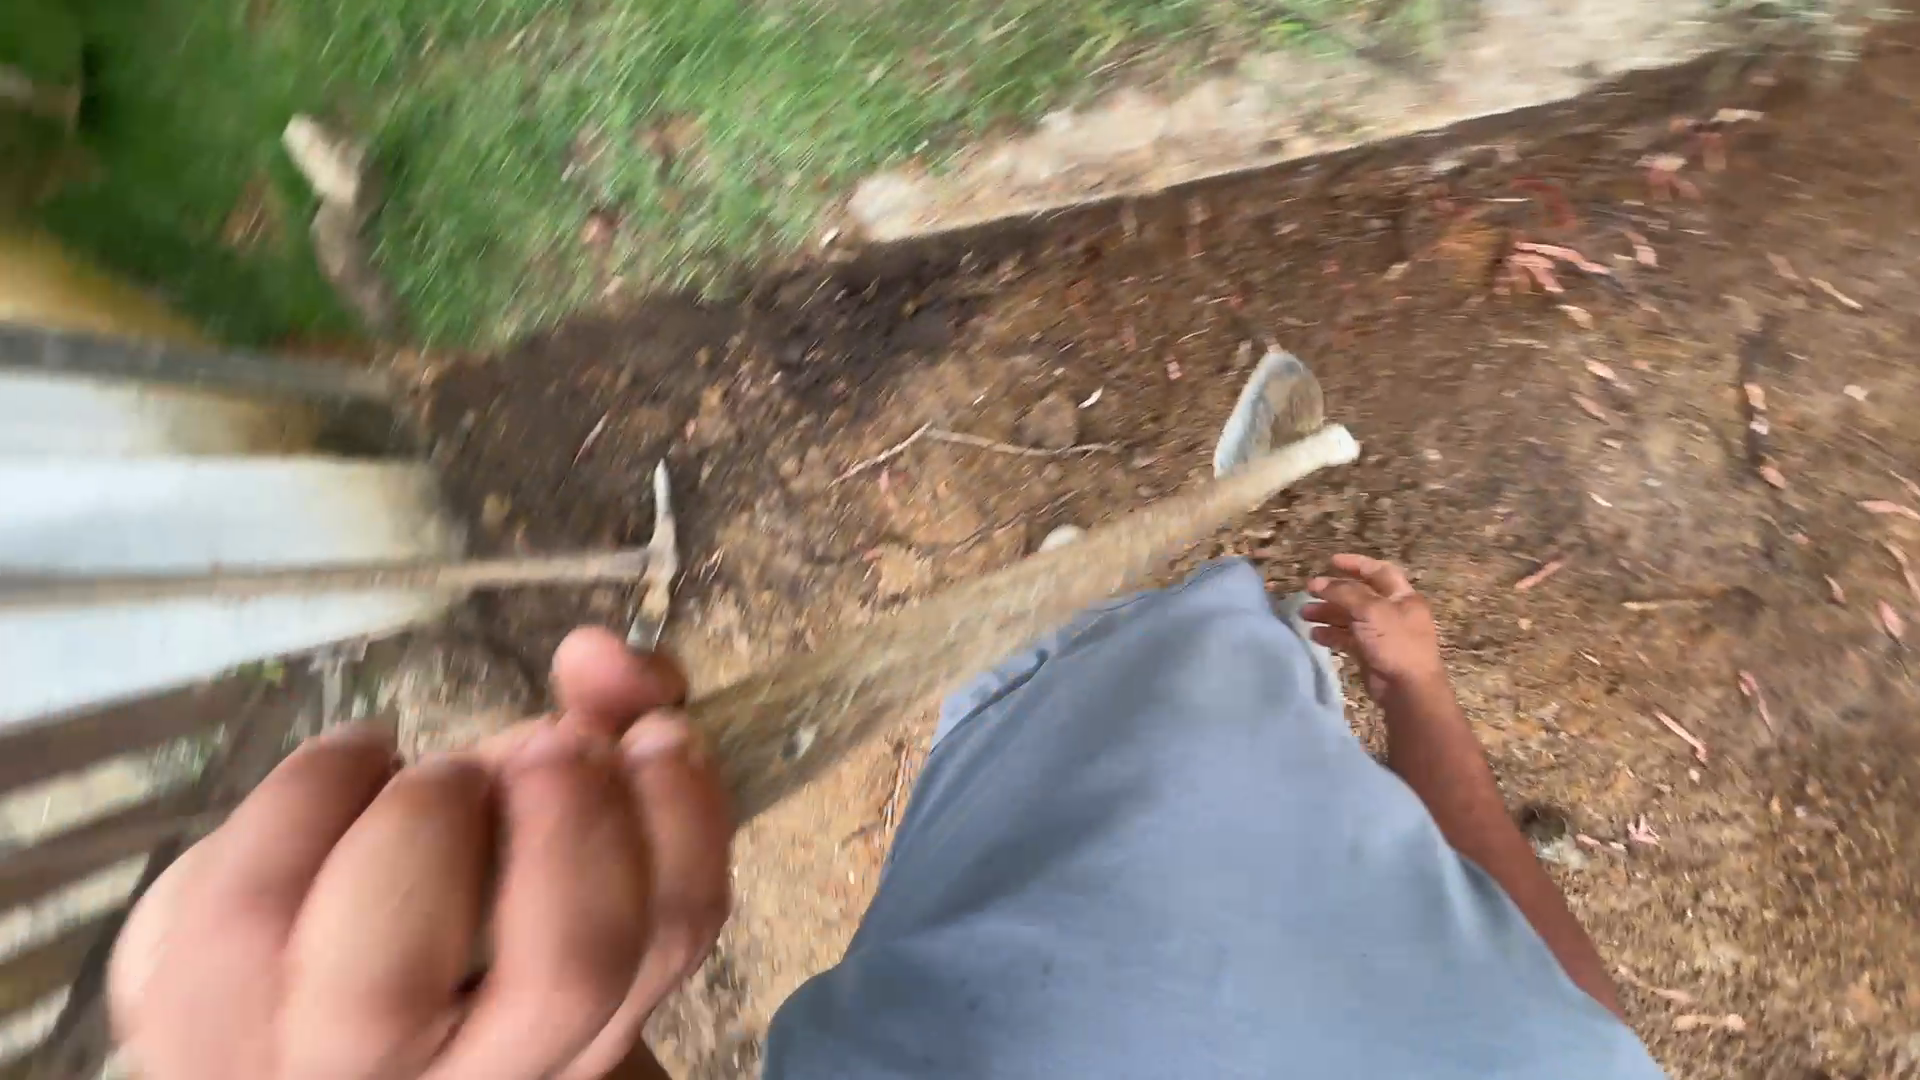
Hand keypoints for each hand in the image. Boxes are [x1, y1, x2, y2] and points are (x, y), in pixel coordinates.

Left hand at [108, 627, 732, 1079]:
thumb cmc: (488, 890)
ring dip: (432, 819)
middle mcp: (488, 1068)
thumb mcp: (570, 798)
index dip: (685, 813)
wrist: (324, 1016)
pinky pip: (233, 921)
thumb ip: (614, 706)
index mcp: (599, 1000)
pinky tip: (360, 760)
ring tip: (442, 771)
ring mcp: (334, 1074)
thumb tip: (600, 649)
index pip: (678, 931)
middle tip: (555, 745)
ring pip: (386, 982)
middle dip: (576, 822)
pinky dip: (312, 793)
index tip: (659, 732)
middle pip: (568, 972)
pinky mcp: (196, 1040)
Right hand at [1301, 554, 1446, 703]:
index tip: (1331, 561)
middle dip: (1333, 592)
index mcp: (1401, 597)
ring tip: (1304, 614)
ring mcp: (1380, 633)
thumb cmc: (1395, 643)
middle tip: (1309, 591)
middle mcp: (1392, 612)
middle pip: (1359, 595)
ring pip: (1349, 617)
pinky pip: (1346, 637)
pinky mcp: (1370, 652)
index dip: (1356, 564)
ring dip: (1327, 613)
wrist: (1407, 688)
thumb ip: (1343, 593)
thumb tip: (1318, 583)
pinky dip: (1330, 634)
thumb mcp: (1370, 611)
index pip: (1379, 572)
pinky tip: (1314, 634)